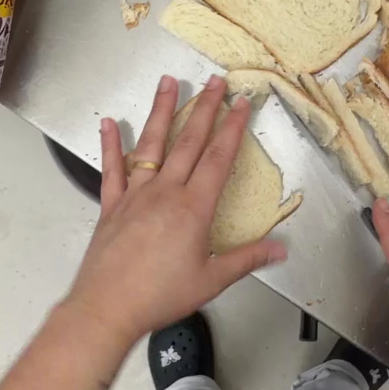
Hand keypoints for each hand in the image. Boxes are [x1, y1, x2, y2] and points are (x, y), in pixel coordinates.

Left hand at [63, 75, 286, 345]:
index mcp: (193, 208)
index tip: (241, 103)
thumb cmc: (160, 296)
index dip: (233, 128)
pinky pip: (112, 170)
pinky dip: (111, 145)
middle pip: (188, 142)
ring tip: (168, 82)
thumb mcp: (212, 280)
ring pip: (151, 145)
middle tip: (214, 81)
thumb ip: (247, 259)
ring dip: (162, 112)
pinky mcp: (111, 206)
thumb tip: (281, 249)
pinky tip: (111, 123)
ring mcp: (135, 196)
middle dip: (204, 109)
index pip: (219, 159)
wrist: (107, 308)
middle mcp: (164, 193)